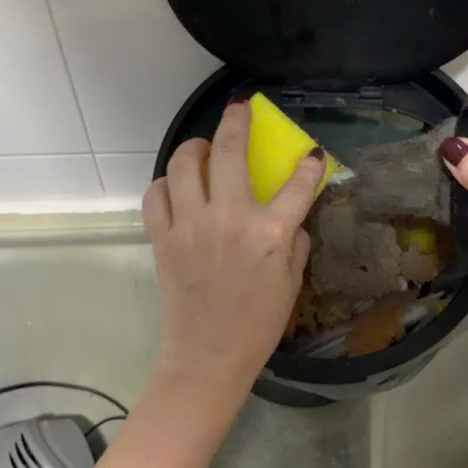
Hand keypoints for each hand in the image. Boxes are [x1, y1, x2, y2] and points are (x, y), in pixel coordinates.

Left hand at [145, 101, 324, 388]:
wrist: (209, 356)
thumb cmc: (258, 324)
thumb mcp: (292, 283)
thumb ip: (293, 241)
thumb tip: (290, 216)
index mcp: (270, 233)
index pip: (299, 185)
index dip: (309, 166)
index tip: (312, 156)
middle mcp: (229, 219)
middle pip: (228, 152)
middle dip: (237, 122)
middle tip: (240, 111)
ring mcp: (190, 226)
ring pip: (183, 164)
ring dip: (194, 148)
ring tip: (202, 149)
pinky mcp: (163, 238)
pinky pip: (156, 194)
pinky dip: (165, 184)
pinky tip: (176, 188)